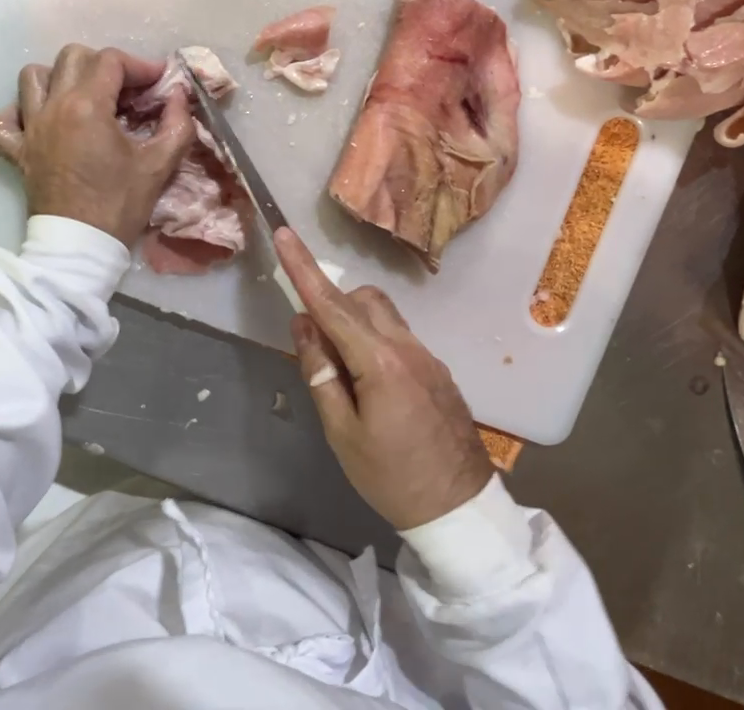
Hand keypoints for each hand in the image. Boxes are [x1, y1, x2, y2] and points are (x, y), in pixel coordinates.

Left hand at [0, 45, 194, 245]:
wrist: (80, 247)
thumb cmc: (120, 205)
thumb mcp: (159, 165)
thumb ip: (177, 124)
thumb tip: (179, 96)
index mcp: (87, 107)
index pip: (111, 61)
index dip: (139, 66)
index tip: (157, 84)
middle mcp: (53, 108)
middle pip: (72, 57)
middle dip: (103, 65)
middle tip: (125, 91)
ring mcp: (30, 129)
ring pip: (32, 78)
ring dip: (58, 78)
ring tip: (82, 98)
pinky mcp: (17, 152)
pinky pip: (1, 123)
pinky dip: (15, 115)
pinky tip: (37, 122)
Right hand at [275, 227, 493, 529]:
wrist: (459, 510)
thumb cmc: (390, 476)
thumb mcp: (341, 431)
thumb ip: (320, 372)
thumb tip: (303, 325)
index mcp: (380, 362)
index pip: (332, 304)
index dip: (304, 269)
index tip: (284, 234)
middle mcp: (408, 347)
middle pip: (363, 299)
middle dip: (333, 304)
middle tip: (314, 344)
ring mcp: (428, 357)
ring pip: (384, 316)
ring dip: (355, 324)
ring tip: (343, 373)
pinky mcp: (438, 371)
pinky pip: (399, 337)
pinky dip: (374, 342)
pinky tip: (371, 387)